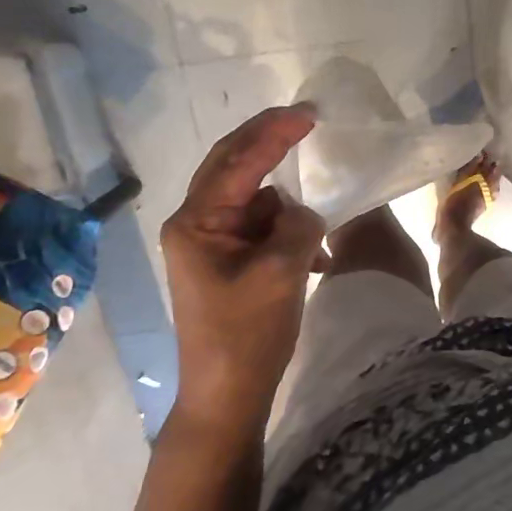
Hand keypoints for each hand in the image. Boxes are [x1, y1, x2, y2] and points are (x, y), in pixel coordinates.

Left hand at [161, 105, 324, 429]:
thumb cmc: (247, 336)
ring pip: (255, 203)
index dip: (273, 133)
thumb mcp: (281, 274)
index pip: (238, 161)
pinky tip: (312, 262)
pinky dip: (288, 236)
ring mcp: (210, 244)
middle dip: (270, 146)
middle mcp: (196, 224)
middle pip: (235, 168)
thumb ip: (298, 226)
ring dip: (288, 212)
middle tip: (306, 121)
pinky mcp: (227, 262)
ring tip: (314, 244)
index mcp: (196, 222)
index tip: (308, 114)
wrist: (227, 396)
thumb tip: (303, 212)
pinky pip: (262, 230)